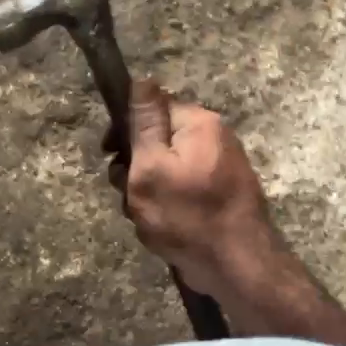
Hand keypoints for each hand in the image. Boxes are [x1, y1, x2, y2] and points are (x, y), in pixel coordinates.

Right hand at [107, 80, 282, 297]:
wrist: (236, 267)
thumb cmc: (185, 215)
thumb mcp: (151, 166)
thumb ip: (145, 123)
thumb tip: (142, 79)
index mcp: (199, 123)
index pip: (151, 107)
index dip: (124, 130)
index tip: (109, 156)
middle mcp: (215, 137)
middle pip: (158, 138)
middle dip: (134, 164)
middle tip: (126, 191)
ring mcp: (220, 167)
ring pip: (166, 165)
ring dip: (146, 187)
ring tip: (143, 213)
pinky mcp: (221, 192)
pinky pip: (182, 185)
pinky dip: (166, 201)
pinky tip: (161, 224)